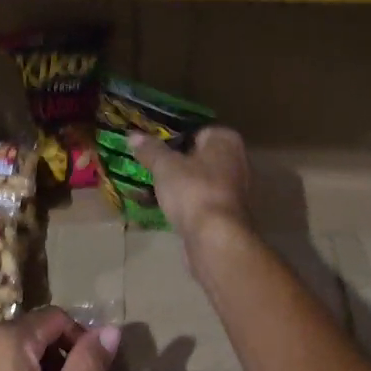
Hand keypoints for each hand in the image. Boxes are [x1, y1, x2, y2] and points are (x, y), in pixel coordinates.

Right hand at [131, 127, 253, 266]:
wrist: (215, 239)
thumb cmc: (193, 191)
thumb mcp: (165, 166)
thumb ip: (150, 149)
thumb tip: (133, 135)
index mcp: (226, 141)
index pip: (197, 130)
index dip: (174, 137)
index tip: (153, 146)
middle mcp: (237, 161)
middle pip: (200, 156)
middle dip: (177, 161)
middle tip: (150, 165)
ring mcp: (235, 190)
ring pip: (200, 180)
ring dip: (181, 184)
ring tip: (155, 186)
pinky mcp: (228, 214)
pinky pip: (202, 200)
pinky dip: (188, 203)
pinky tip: (168, 207)